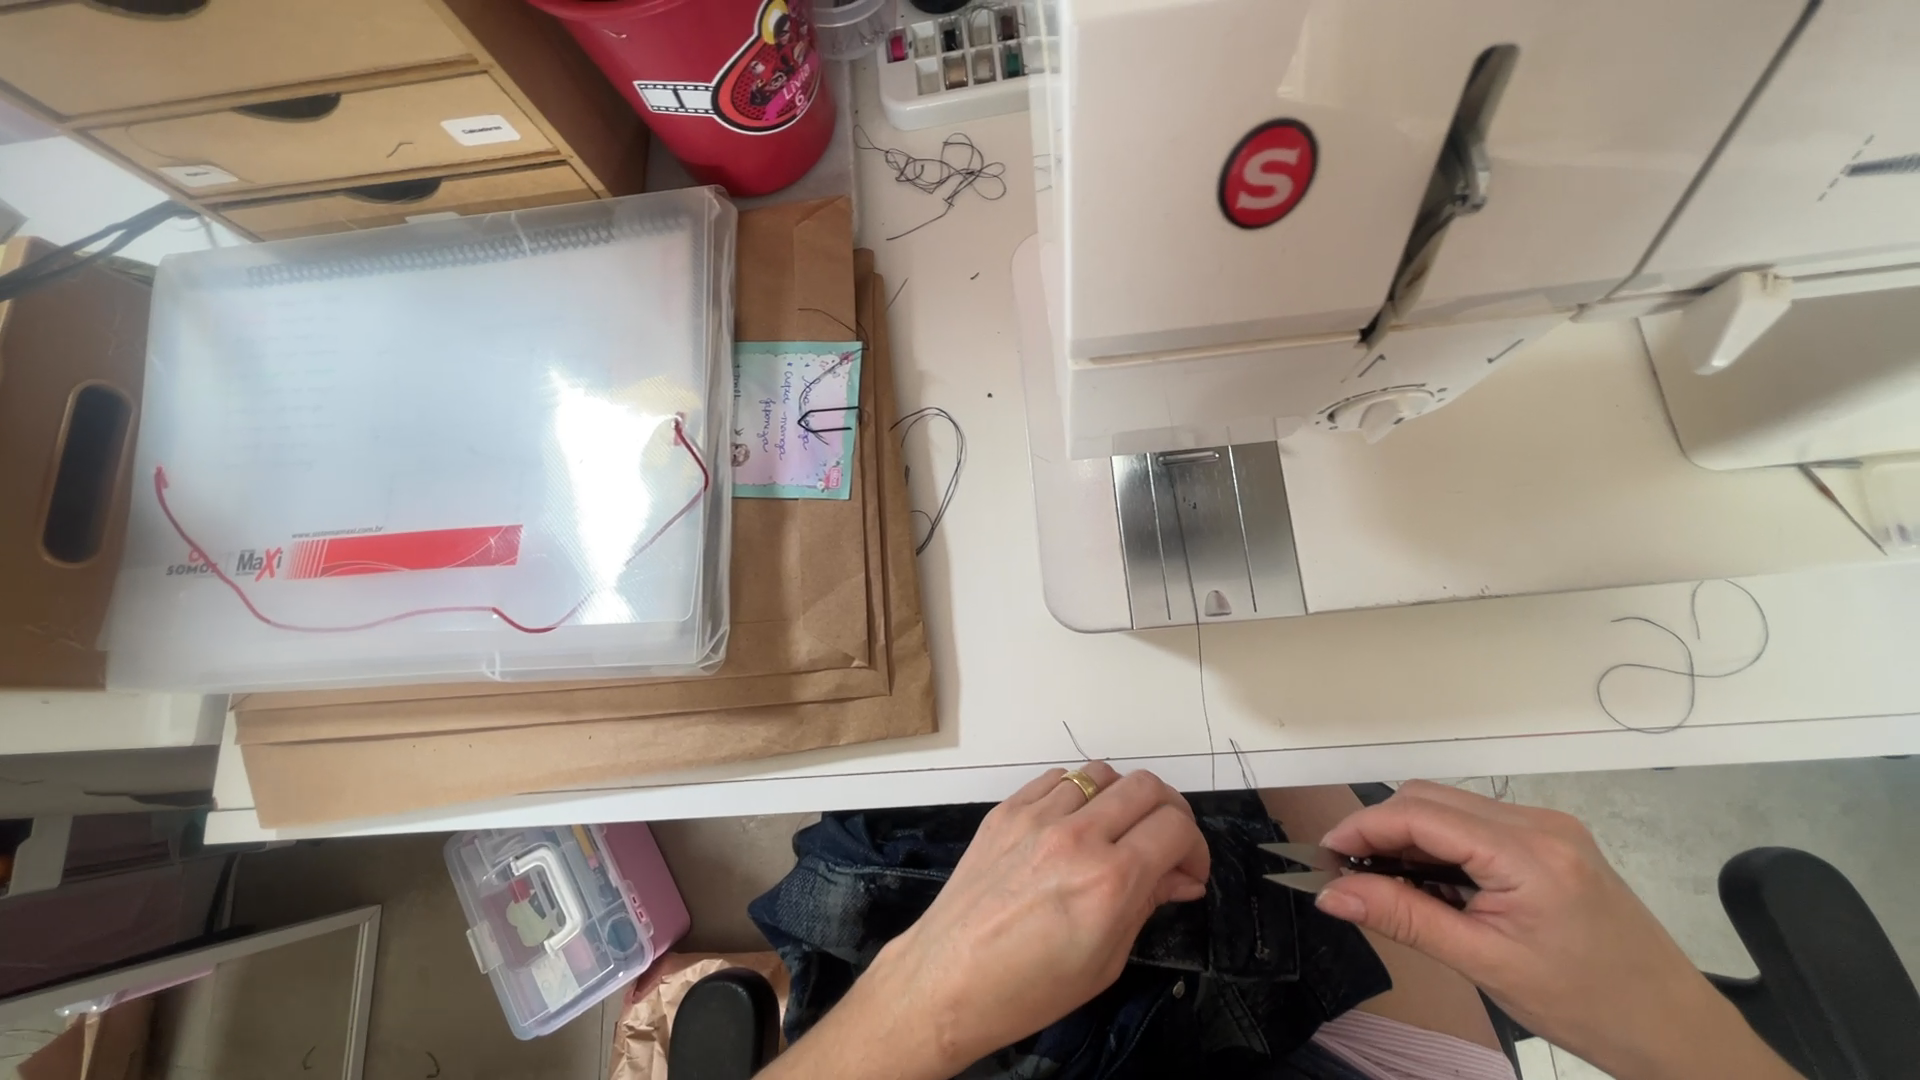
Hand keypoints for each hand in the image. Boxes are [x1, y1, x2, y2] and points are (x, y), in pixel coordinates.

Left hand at [769, 763, 1208, 1079]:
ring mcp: (1036, 816)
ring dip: (1120, 800)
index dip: (1194, 847)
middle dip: (1168, 812)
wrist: (948, 978)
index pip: (1175, 826)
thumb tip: (1182, 876)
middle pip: (1145, 787)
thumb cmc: (1031, 987)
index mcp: (1109, 880)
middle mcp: (1076, 835)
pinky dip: (1077, 793)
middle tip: (1164, 843)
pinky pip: (1057, 779)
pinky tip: (1072, 823)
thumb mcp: (1105, 960)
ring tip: (1114, 833)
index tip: (1187, 870)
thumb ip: (1148, 903)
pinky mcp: (1005, 810)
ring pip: (1101, 774)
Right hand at [1312, 781, 1796, 1079]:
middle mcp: (1537, 822)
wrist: (1680, 1035)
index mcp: (1528, 852)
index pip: (1419, 814)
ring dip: (1406, 835)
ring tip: (1387, 883)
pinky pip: (1472, 822)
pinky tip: (1432, 882)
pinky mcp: (1551, 838)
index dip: (1362, 828)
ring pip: (1447, 805)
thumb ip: (1403, 918)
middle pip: (1428, 799)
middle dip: (1380, 829)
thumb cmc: (1586, 1005)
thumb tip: (1330, 893)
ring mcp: (1547, 826)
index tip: (1322, 857)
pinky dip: (1437, 843)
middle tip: (1350, 874)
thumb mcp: (1485, 964)